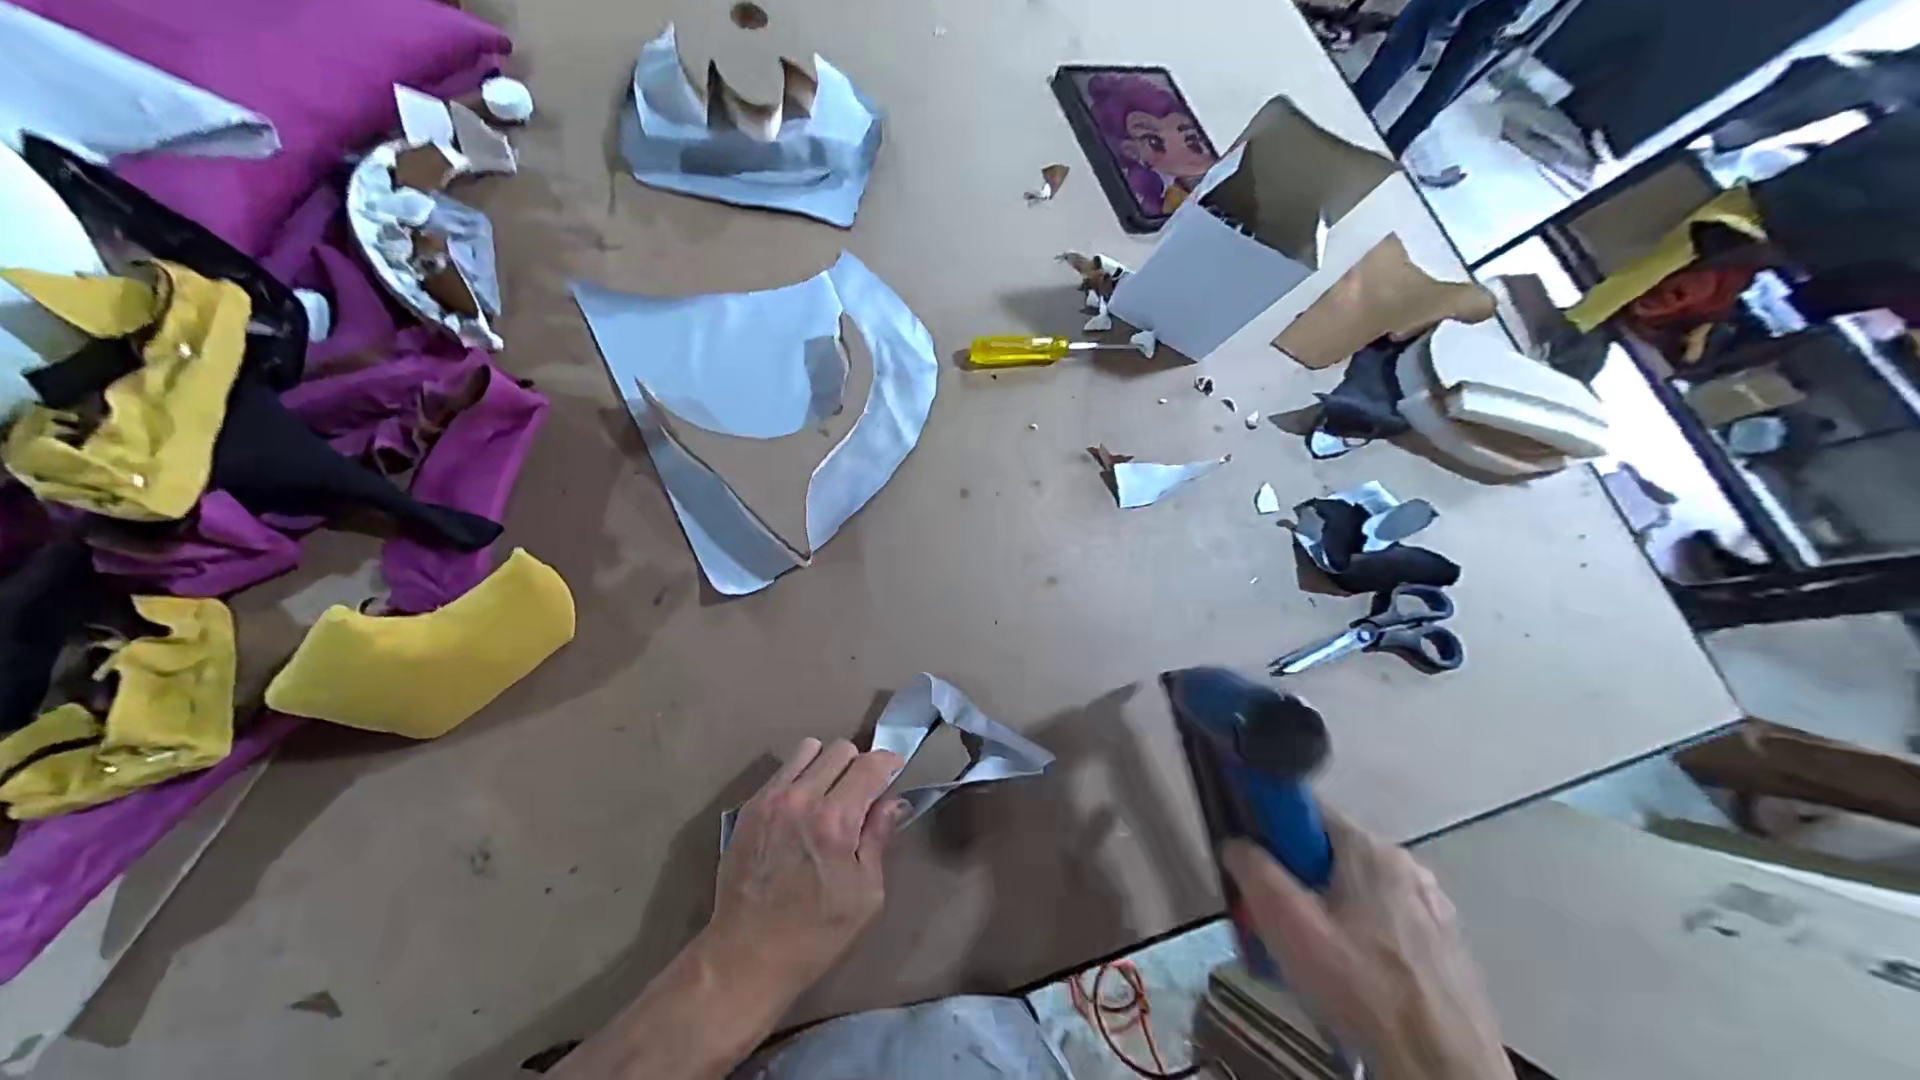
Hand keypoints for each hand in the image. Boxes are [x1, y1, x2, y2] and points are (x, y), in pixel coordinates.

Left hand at [553, 739, 907, 1079]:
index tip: (895, 770)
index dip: (889, 761)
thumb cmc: (816, 934)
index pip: (870, 765)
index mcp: (835, 821)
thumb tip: (893, 801)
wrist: (746, 958)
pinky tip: (802, 808)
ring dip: (827, 764)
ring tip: (830, 793)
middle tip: (863, 790)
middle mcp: (801, 799)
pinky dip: (800, 776)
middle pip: (840, 748)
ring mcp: (770, 800)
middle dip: (859, 763)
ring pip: (808, 749)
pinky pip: (782, 770)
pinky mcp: (749, 808)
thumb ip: (879, 838)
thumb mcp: (866, 894)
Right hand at [1222, 811, 1513, 1079]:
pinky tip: (1349, 978)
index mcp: (1372, 850)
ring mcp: (1434, 910)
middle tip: (1276, 920)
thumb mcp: (1286, 922)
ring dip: (1325, 912)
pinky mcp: (1447, 949)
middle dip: (1295, 881)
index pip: (1306, 809)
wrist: (1441, 1071)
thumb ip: (1252, 869)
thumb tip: (1235, 844)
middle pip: (1328, 854)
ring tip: (1310, 957)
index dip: (1271, 829)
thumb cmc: (1359, 988)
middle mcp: (1408, 868)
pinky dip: (1359, 939)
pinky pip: (1384, 924)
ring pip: (1356, 892)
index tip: (1254, 860)